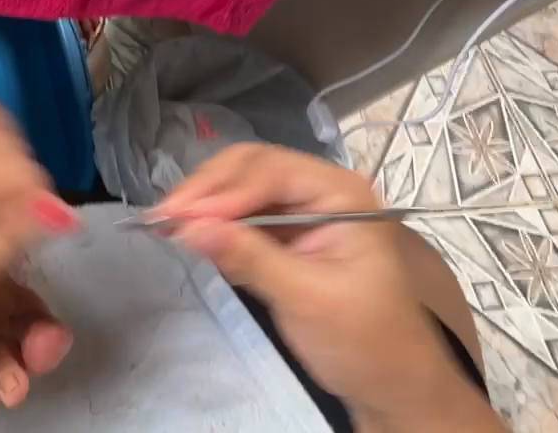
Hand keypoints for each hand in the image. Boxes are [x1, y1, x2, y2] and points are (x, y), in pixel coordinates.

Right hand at [156, 146, 485, 425]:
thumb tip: (189, 228)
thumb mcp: (309, 300)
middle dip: (206, 189)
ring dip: (201, 200)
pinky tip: (184, 228)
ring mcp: (298, 205)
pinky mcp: (280, 228)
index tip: (183, 216)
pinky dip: (209, 218)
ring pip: (236, 183)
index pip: (270, 172)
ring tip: (166, 221)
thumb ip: (249, 258)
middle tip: (164, 216)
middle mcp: (318, 186)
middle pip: (248, 167)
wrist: (392, 390)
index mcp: (341, 192)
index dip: (224, 190)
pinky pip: (237, 209)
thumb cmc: (365, 344)